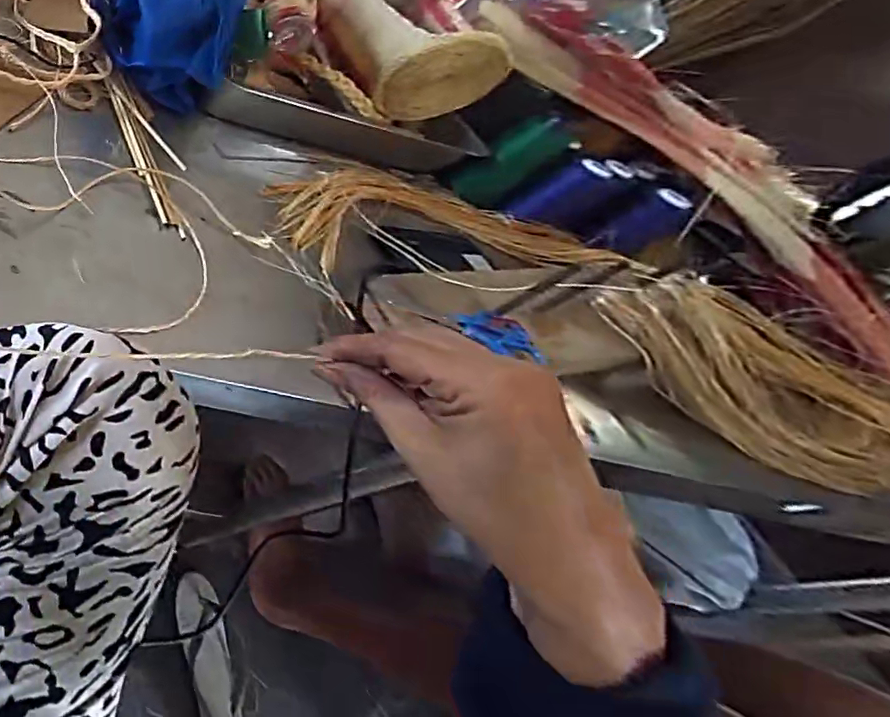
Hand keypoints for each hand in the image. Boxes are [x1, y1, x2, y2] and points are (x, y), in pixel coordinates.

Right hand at [316, 328, 665, 686]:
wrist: (569, 555)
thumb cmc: (490, 509)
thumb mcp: (421, 450)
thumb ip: (376, 396)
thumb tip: (334, 367)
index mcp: (484, 379)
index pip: (402, 345)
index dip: (355, 346)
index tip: (320, 353)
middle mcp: (508, 362)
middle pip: (424, 335)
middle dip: (377, 346)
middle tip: (337, 363)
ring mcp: (525, 370)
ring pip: (445, 343)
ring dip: (403, 353)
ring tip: (366, 371)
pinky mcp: (531, 384)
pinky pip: (468, 359)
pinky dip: (433, 365)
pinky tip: (410, 381)